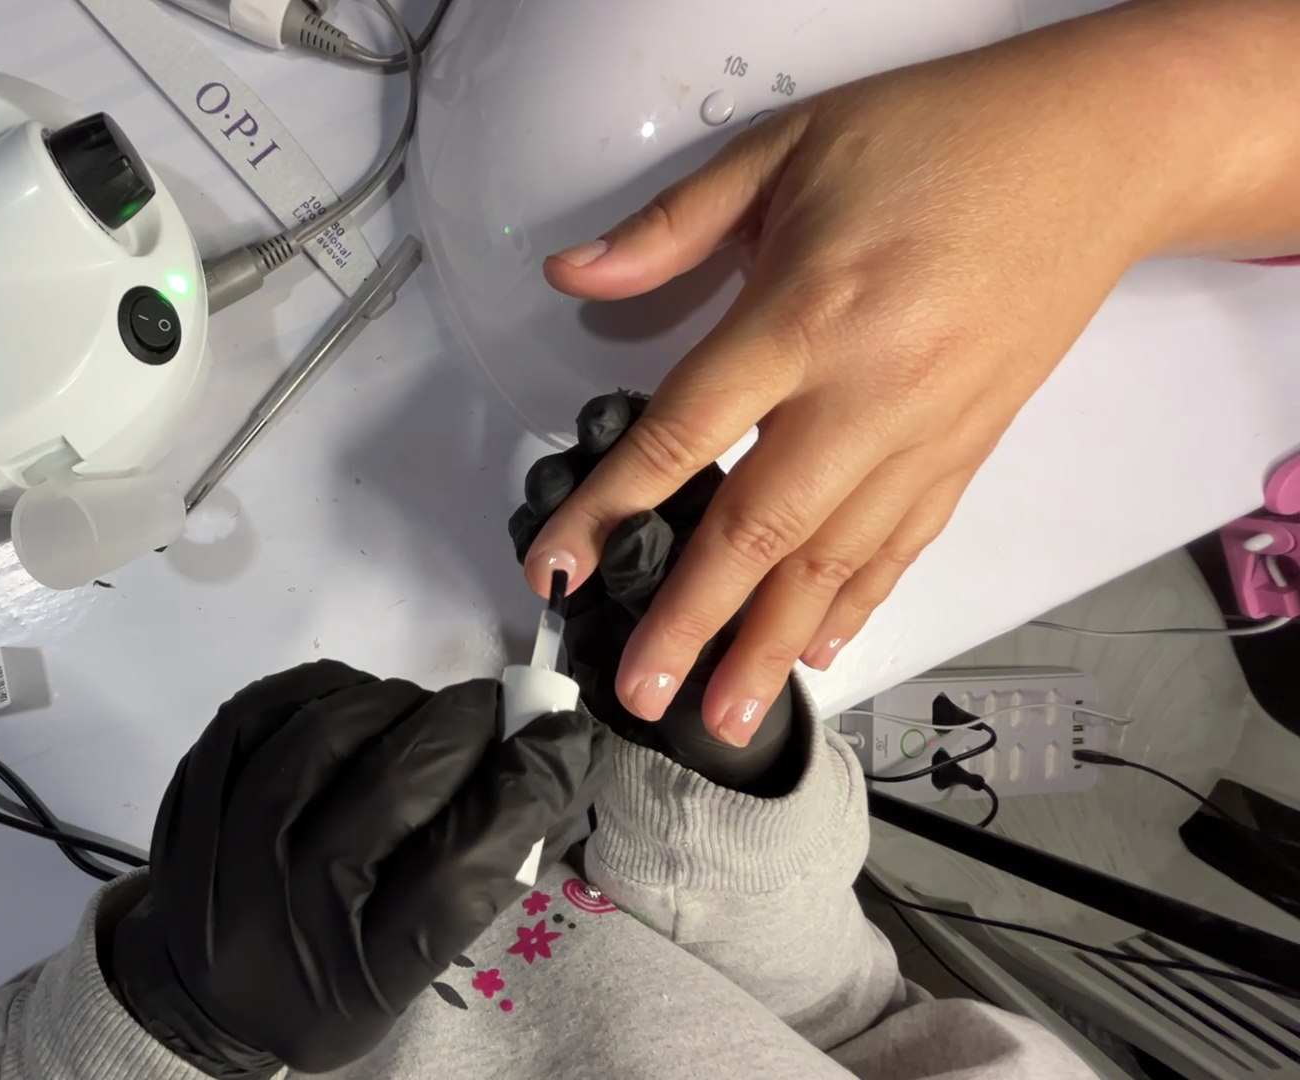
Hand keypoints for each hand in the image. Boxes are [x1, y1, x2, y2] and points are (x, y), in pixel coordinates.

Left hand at [108, 661, 606, 1076]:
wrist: (205, 988)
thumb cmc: (325, 977)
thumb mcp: (407, 966)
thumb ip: (474, 873)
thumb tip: (542, 759)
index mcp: (358, 974)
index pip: (460, 873)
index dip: (527, 791)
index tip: (563, 736)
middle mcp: (287, 908)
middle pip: (392, 788)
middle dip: (462, 728)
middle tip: (492, 707)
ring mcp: (227, 840)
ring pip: (326, 733)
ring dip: (397, 703)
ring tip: (424, 710)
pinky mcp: (193, 784)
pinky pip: (267, 704)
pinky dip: (329, 687)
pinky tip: (360, 700)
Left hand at [523, 11, 1216, 744]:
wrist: (1110, 142)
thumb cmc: (934, 140)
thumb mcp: (780, 151)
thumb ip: (666, 228)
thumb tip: (569, 271)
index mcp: (801, 321)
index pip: (676, 439)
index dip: (606, 514)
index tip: (555, 572)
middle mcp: (863, 396)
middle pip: (757, 530)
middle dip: (692, 622)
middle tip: (642, 692)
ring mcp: (925, 434)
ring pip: (834, 561)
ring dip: (771, 647)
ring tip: (722, 716)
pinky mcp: (968, 449)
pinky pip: (905, 542)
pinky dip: (858, 603)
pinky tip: (819, 651)